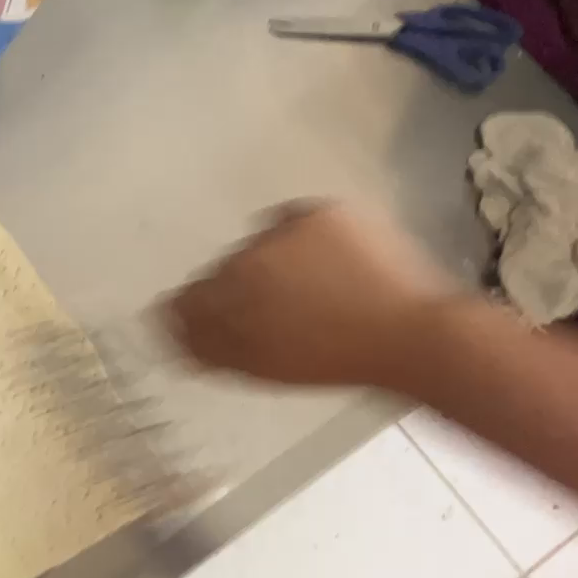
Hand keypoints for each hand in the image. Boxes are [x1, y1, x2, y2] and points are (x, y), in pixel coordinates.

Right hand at [162, 201, 456, 389]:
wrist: (413, 337)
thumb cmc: (331, 360)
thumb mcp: (254, 364)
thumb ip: (200, 342)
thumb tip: (163, 320)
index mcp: (223, 296)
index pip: (186, 297)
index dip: (198, 312)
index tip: (219, 324)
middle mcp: (242, 257)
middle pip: (223, 269)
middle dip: (242, 289)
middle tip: (280, 314)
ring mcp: (284, 232)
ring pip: (258, 244)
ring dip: (272, 263)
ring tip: (310, 291)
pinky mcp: (322, 214)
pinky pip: (293, 218)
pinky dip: (299, 236)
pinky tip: (321, 260)